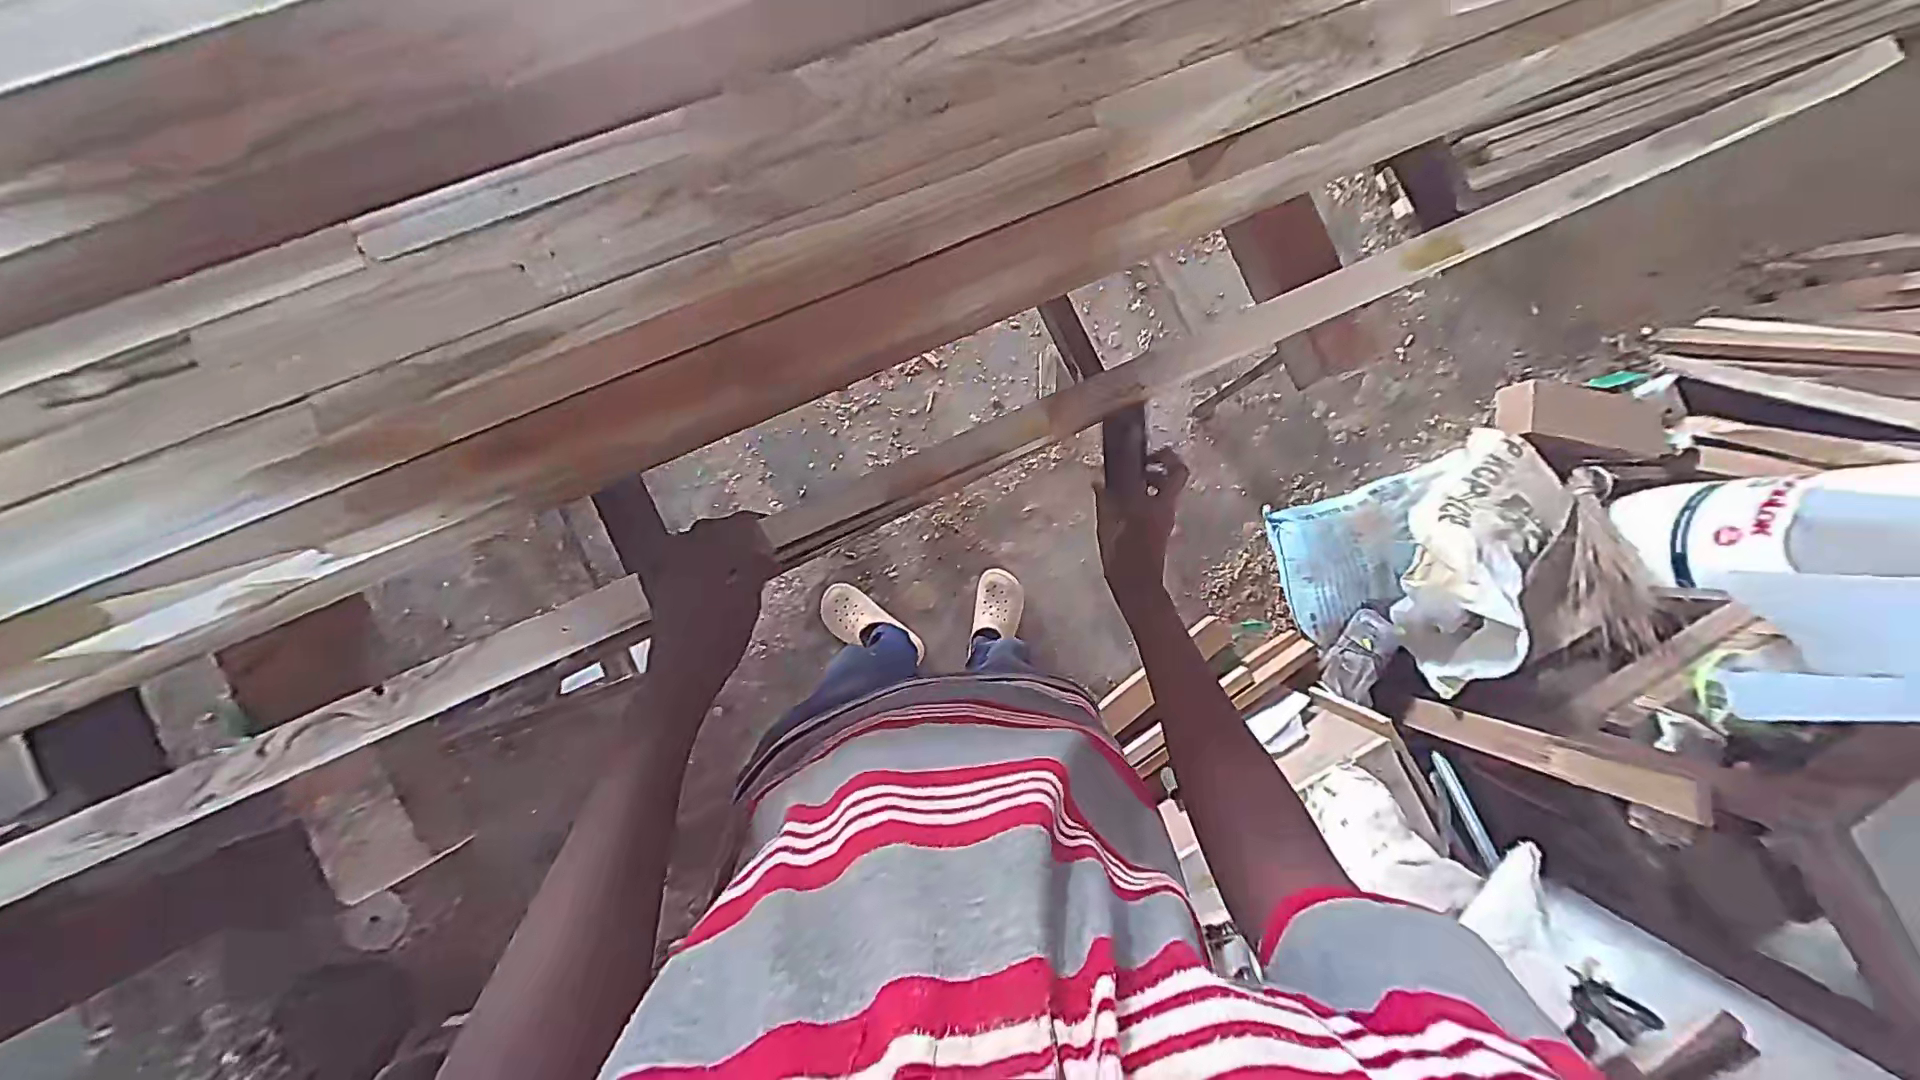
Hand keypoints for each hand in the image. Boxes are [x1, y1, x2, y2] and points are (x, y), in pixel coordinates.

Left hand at [633, 511, 779, 700]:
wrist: (681, 673)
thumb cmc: (719, 638)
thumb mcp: (747, 600)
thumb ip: (756, 569)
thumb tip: (767, 553)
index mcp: (705, 553)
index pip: (734, 525)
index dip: (755, 525)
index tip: (769, 531)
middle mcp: (681, 555)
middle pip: (710, 531)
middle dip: (735, 536)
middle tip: (757, 548)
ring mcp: (666, 573)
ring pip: (695, 547)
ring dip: (717, 550)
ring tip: (738, 564)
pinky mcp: (660, 591)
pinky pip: (684, 565)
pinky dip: (703, 567)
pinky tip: (717, 583)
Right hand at [1095, 448, 1187, 617]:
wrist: (1136, 584)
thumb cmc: (1123, 554)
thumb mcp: (1108, 524)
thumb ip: (1105, 500)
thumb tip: (1098, 480)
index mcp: (1158, 503)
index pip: (1176, 471)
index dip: (1166, 456)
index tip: (1147, 454)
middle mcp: (1166, 509)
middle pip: (1172, 479)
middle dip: (1156, 468)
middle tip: (1136, 468)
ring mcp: (1164, 520)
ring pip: (1163, 492)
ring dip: (1148, 484)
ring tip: (1122, 486)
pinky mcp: (1159, 530)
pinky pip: (1155, 505)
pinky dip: (1143, 498)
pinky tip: (1122, 505)